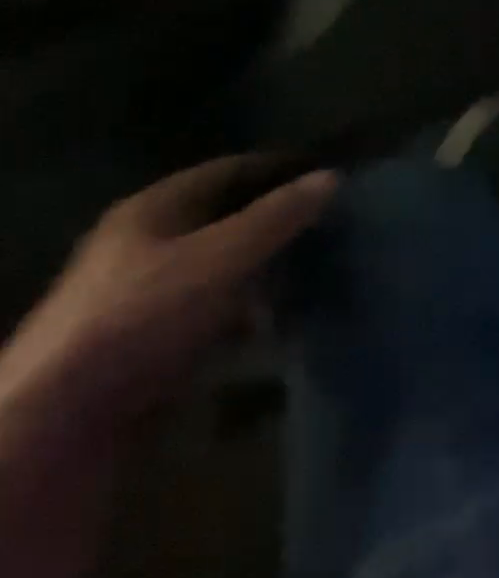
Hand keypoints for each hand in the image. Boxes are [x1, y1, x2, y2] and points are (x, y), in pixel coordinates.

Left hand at [2, 157, 337, 432]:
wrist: (74, 408)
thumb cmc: (146, 314)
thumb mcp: (222, 256)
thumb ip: (278, 216)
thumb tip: (332, 177)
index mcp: (154, 210)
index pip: (229, 170)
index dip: (282, 168)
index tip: (337, 176)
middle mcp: (151, 241)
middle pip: (230, 215)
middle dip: (285, 216)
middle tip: (345, 220)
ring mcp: (157, 288)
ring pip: (232, 261)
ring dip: (279, 261)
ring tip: (335, 263)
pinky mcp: (167, 329)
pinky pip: (228, 303)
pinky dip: (264, 302)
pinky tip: (299, 309)